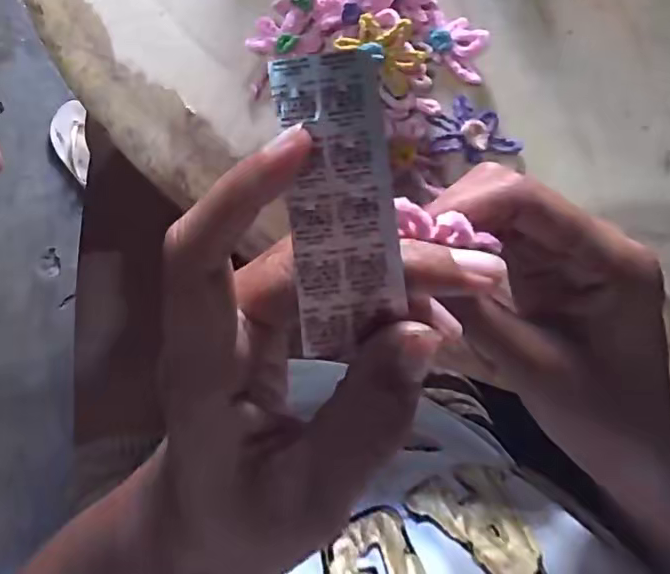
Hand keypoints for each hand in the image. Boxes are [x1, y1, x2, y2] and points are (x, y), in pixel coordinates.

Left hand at [144, 125, 447, 573]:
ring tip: (470, 286)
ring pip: (327, 260)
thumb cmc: (237, 519)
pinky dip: (387, 289)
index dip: (242, 191)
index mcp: (202, 359)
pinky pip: (336, 282)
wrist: (203, 523)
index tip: (301, 145)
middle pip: (301, 254)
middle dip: (386, 251)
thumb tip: (423, 330)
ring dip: (397, 267)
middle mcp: (223, 315)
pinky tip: (433, 308)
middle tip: (472, 269)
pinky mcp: (278, 312)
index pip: (196, 254)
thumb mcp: (307, 498)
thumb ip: (365, 420)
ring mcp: (251, 309)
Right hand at [428, 163, 669, 460]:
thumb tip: (410, 265)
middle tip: (410, 244)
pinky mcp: (548, 256)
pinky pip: (496, 228)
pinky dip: (462, 240)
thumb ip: (472, 309)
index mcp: (609, 256)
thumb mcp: (530, 367)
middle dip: (454, 209)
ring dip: (453, 222)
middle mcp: (591, 235)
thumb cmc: (597, 419)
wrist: (634, 454)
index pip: (528, 199)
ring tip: (418, 251)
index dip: (467, 205)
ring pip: (497, 202)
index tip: (417, 232)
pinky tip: (438, 259)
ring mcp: (568, 243)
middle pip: (509, 190)